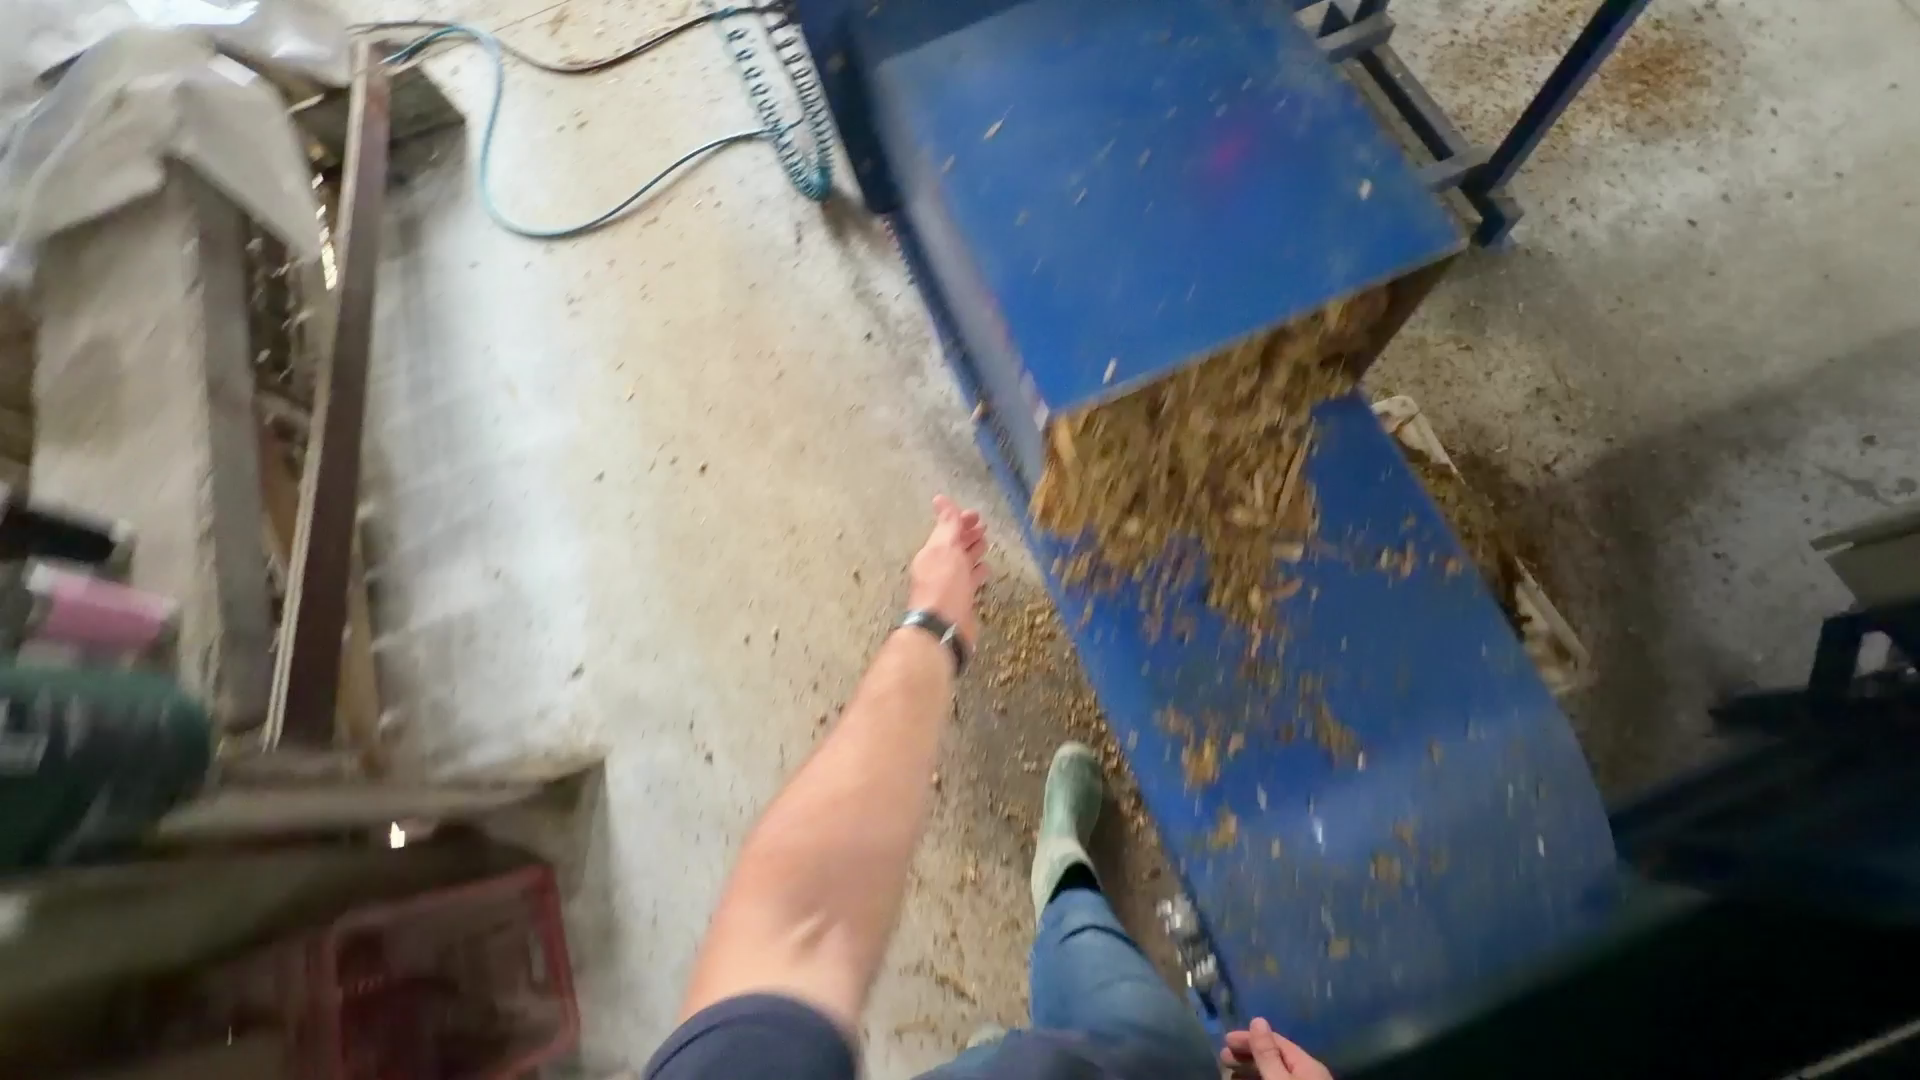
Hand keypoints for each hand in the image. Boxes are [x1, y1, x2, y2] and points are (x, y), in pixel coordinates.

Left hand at [908, 495, 987, 648]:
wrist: (943, 627)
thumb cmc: (944, 586)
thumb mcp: (945, 549)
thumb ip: (947, 525)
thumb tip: (940, 499)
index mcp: (932, 553)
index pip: (946, 530)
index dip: (960, 520)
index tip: (977, 515)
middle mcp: (938, 567)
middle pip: (954, 546)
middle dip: (967, 534)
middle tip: (983, 527)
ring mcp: (949, 585)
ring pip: (962, 563)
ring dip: (973, 552)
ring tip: (985, 544)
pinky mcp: (960, 600)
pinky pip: (969, 581)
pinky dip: (977, 572)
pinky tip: (985, 569)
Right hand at [1222, 1018, 1332, 1079]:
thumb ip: (1268, 1053)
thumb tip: (1258, 1020)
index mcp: (1308, 1063)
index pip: (1274, 1040)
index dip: (1248, 1038)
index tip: (1226, 1040)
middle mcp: (1311, 1073)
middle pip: (1276, 1056)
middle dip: (1248, 1055)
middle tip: (1224, 1057)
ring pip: (1278, 1072)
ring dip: (1253, 1070)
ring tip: (1232, 1074)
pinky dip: (1264, 1079)